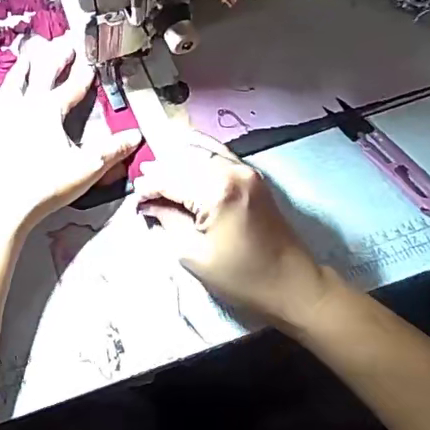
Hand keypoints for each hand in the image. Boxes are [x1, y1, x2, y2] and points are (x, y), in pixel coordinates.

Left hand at [0, 38, 140, 233]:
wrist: (6, 201)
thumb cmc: (48, 183)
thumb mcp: (87, 166)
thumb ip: (112, 149)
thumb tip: (136, 135)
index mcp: (49, 110)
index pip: (71, 87)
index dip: (83, 74)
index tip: (91, 62)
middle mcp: (24, 105)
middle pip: (41, 74)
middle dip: (54, 58)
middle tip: (62, 44)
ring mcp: (2, 116)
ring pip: (13, 83)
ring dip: (22, 67)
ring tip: (26, 54)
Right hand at [133, 129, 339, 326]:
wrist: (294, 284)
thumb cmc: (242, 277)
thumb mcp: (194, 254)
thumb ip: (168, 220)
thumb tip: (149, 203)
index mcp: (216, 192)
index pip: (169, 179)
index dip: (148, 187)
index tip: (134, 198)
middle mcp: (231, 172)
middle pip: (184, 160)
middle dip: (160, 170)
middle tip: (141, 184)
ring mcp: (246, 170)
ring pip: (200, 152)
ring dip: (177, 158)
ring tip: (157, 168)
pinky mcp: (254, 175)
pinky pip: (220, 153)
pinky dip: (200, 150)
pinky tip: (184, 145)